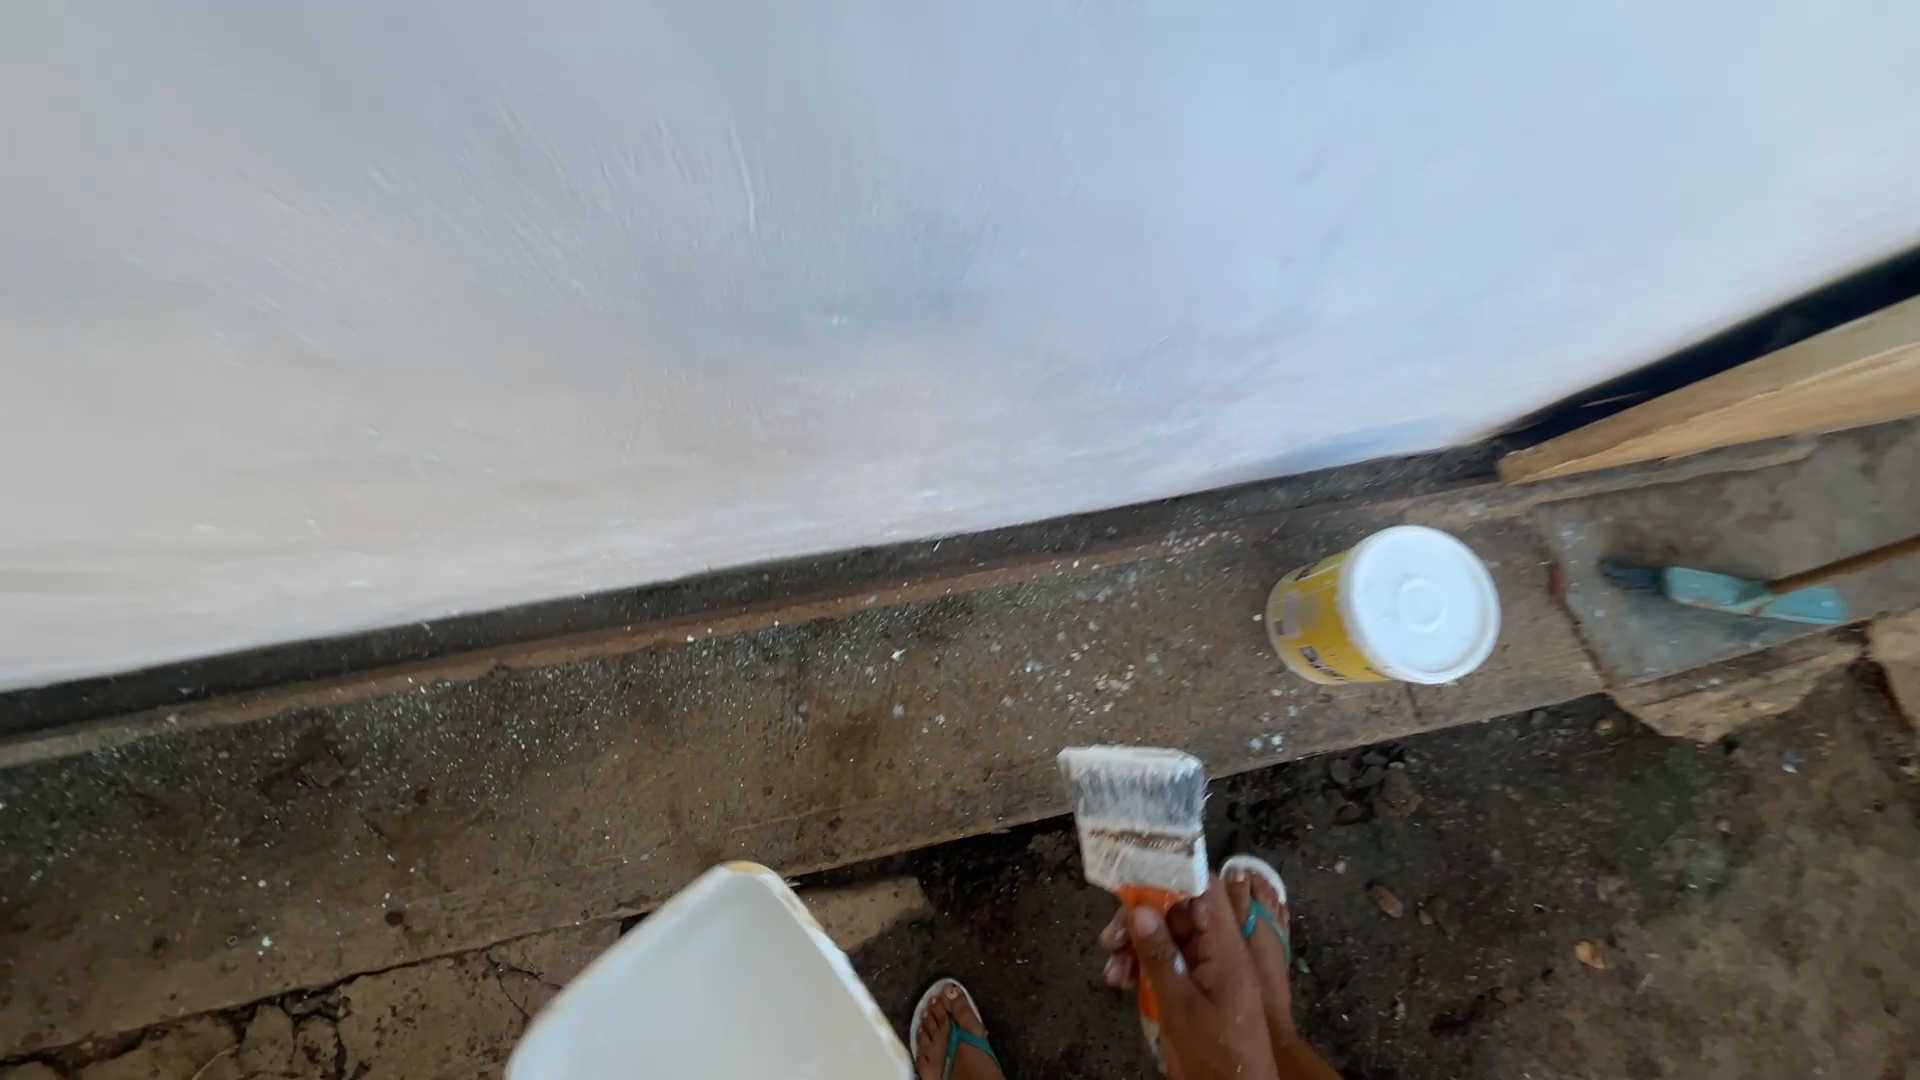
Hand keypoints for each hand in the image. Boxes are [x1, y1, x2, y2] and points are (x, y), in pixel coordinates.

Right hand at [1115, 878, 1279, 1079]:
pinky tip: (1119, 981)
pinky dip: (1139, 965)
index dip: (1172, 875)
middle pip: (1177, 911)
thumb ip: (1161, 956)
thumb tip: (1139, 909)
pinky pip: (1163, 960)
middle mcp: (1216, 950)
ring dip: (1134, 944)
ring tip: (1112, 968)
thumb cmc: (1216, 1055)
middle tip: (1111, 937)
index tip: (1134, 876)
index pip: (1205, 890)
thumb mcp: (1182, 1007)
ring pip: (1164, 935)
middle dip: (1140, 917)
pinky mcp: (1192, 986)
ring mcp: (1203, 969)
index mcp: (1225, 948)